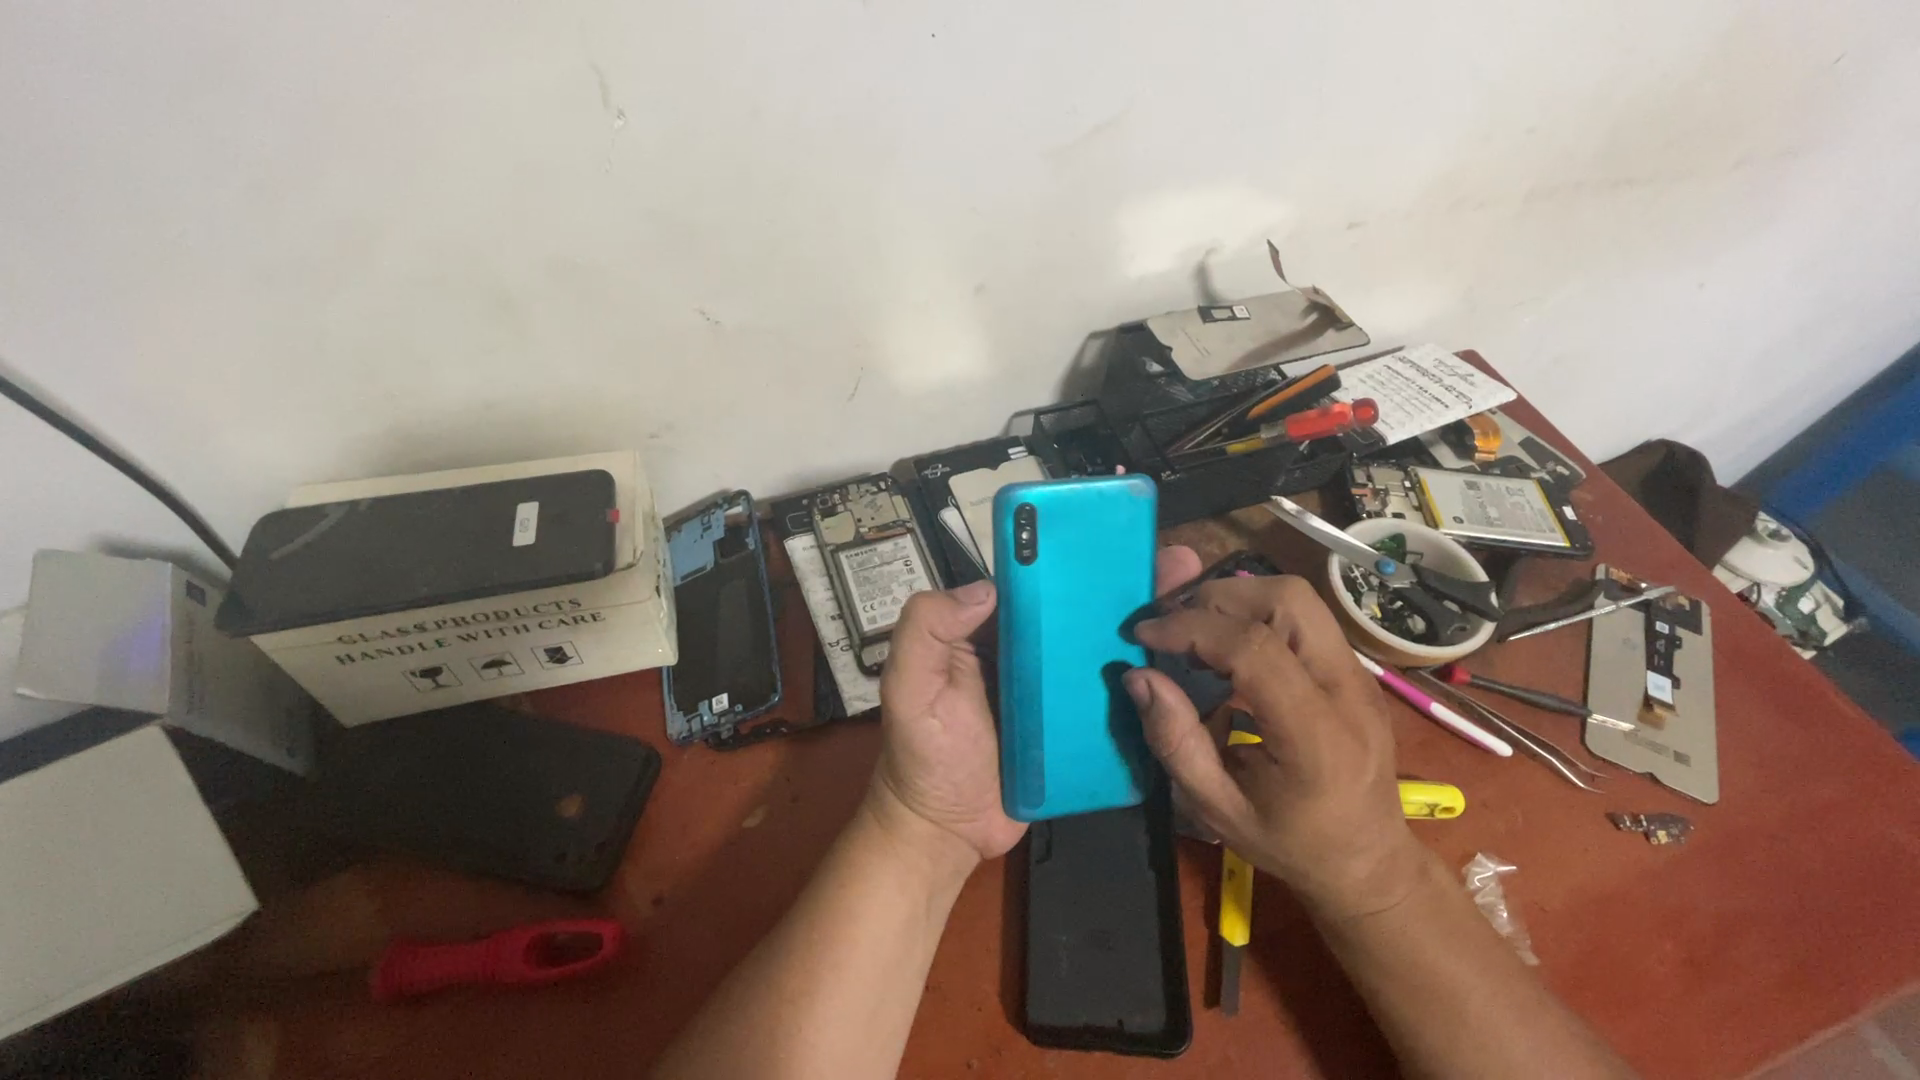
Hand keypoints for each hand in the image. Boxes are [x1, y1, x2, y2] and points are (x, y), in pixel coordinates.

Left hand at [867, 547, 1205, 868]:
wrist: (946, 831)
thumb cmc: (923, 755)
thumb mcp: (908, 685)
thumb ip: (925, 628)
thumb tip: (987, 588)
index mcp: (989, 632)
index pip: (1036, 584)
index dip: (1074, 557)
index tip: (1117, 534)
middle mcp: (1028, 653)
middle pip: (1081, 611)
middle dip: (1128, 582)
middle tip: (1179, 563)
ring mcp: (1057, 692)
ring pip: (1104, 650)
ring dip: (1146, 628)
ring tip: (1193, 604)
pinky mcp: (1078, 730)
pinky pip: (1114, 699)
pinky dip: (1145, 683)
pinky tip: (1181, 667)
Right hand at [1123, 575, 1425, 920]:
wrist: (1369, 860)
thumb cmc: (1290, 843)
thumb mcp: (1217, 809)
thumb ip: (1175, 741)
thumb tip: (1138, 676)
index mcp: (1316, 736)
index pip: (1254, 647)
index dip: (1191, 629)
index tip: (1145, 637)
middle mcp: (1348, 691)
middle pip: (1286, 600)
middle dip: (1217, 600)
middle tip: (1173, 630)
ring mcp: (1359, 675)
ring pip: (1296, 598)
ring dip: (1236, 602)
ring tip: (1196, 635)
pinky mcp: (1355, 669)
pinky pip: (1302, 618)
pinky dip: (1254, 616)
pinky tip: (1227, 653)